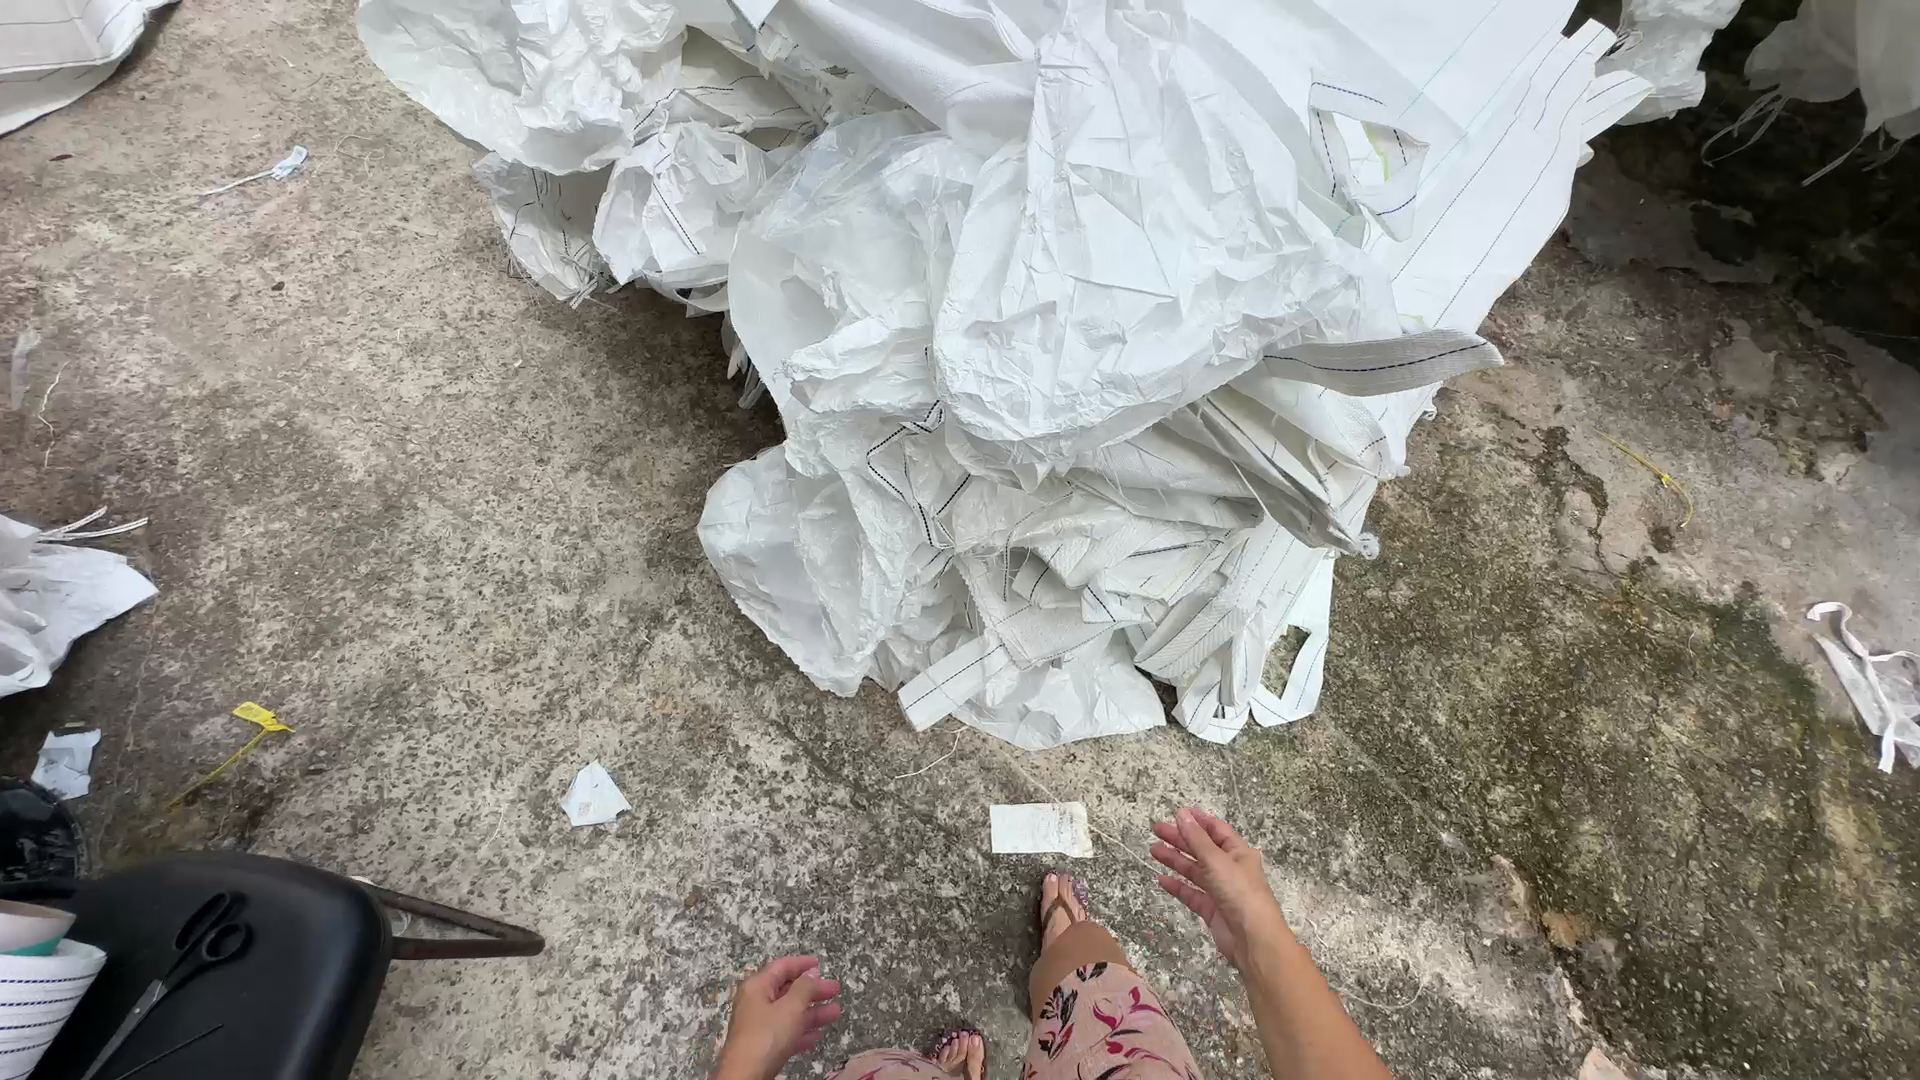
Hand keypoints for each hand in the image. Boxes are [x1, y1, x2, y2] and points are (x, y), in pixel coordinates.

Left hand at [713, 955, 842, 1079]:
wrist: (744, 1078)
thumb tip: (811, 973)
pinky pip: (785, 1033)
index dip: (802, 964)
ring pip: (789, 1013)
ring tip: (835, 1013)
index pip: (782, 967)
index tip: (820, 964)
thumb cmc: (767, 1035)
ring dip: (812, 1013)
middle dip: (813, 991)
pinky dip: (801, 1032)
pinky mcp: (762, 1047)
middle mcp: (756, 1003)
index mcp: (758, 986)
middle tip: (835, 990)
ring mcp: (758, 1026)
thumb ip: (804, 988)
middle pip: (788, 991)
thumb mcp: (791, 1007)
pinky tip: (818, 1036)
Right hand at [1151, 807, 1289, 969]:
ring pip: (1194, 870)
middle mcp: (1230, 869)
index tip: (1178, 813)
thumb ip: (1196, 838)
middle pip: (1202, 849)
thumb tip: (1182, 813)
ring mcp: (1220, 891)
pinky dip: (1177, 886)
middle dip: (1180, 838)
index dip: (1198, 821)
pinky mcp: (1212, 910)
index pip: (1217, 830)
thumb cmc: (1239, 892)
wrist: (1254, 940)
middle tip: (1157, 829)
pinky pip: (1191, 894)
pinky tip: (1161, 879)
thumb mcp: (1216, 860)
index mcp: (1238, 853)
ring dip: (1175, 860)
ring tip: (1154, 850)